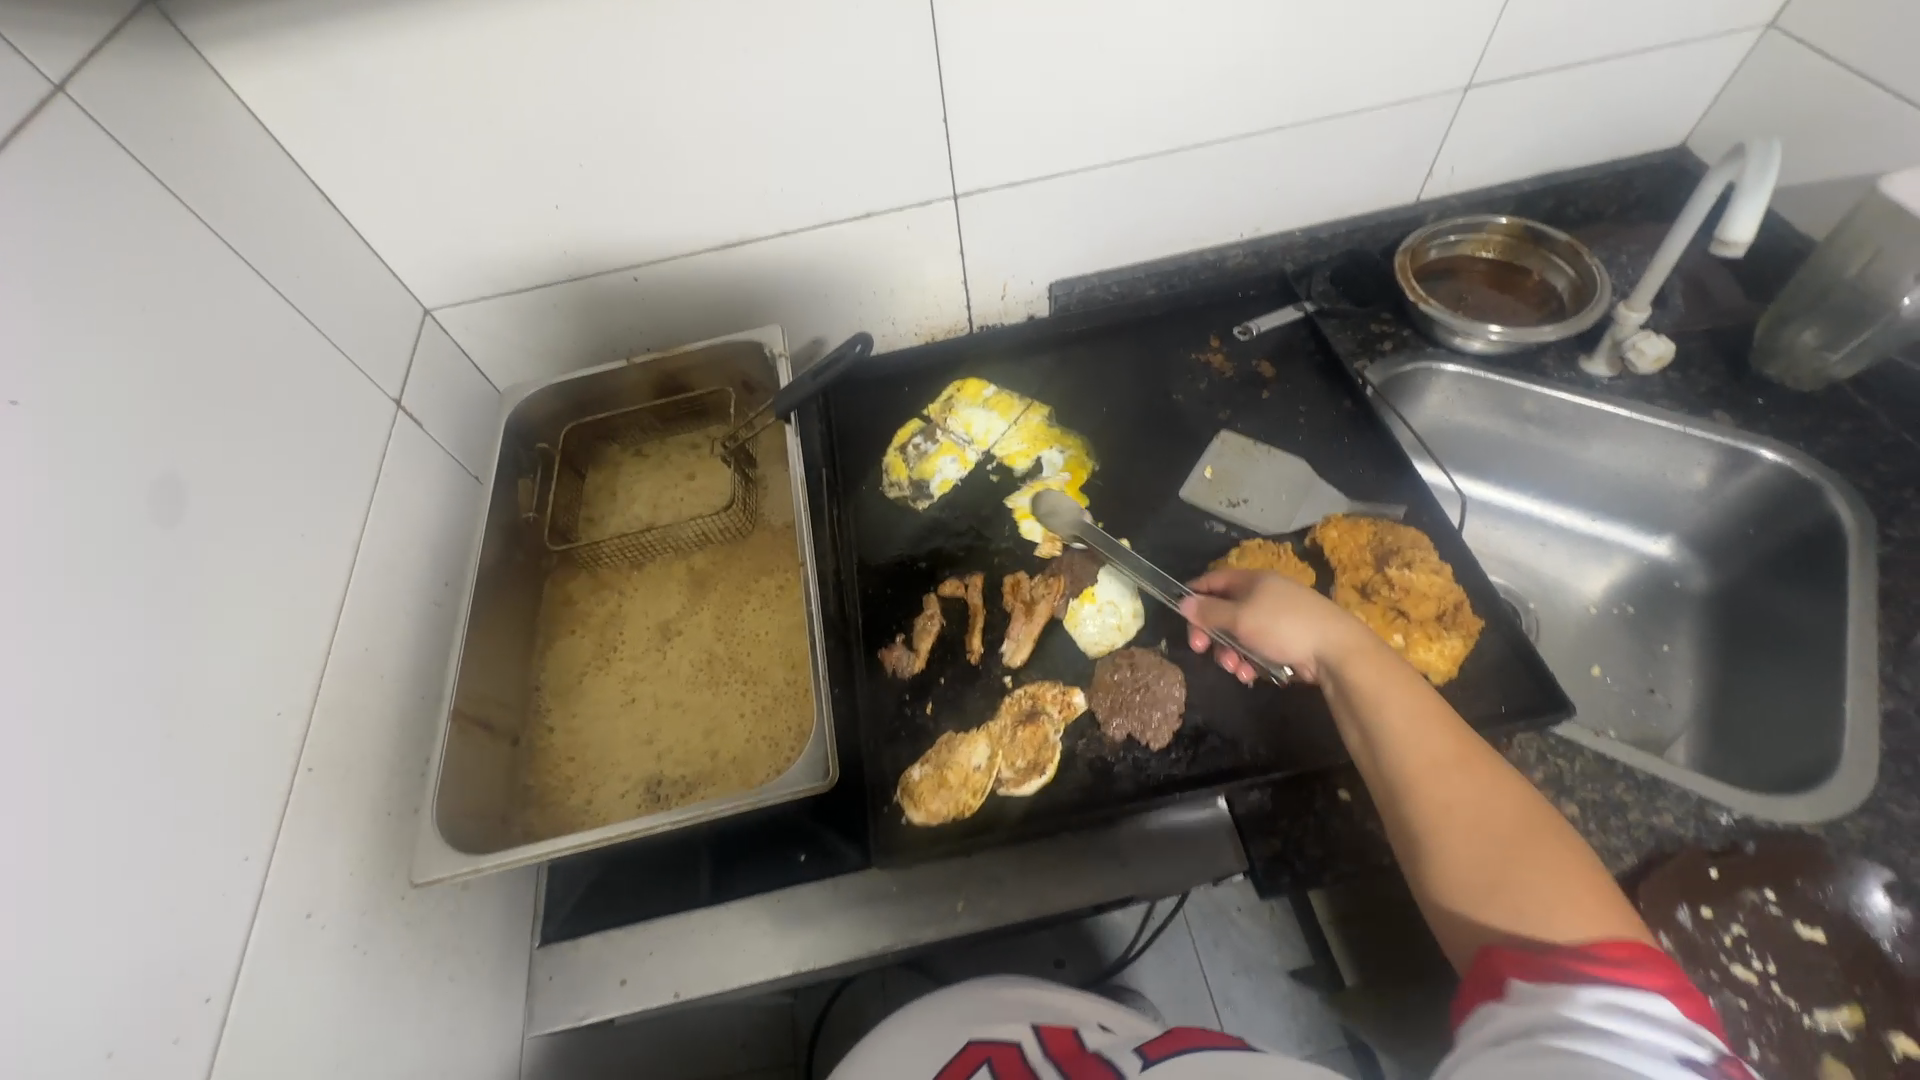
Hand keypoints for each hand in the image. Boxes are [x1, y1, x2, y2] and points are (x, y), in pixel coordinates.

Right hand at [1178, 569, 1371, 684]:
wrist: (1336, 650)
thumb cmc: (1282, 626)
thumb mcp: (1239, 618)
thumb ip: (1209, 612)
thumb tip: (1183, 602)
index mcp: (1252, 581)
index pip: (1213, 581)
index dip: (1195, 596)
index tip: (1182, 617)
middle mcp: (1263, 596)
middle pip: (1223, 612)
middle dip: (1211, 633)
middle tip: (1200, 649)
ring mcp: (1276, 619)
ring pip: (1239, 635)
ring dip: (1230, 653)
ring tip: (1235, 669)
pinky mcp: (1287, 641)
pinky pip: (1257, 648)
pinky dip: (1250, 661)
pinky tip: (1251, 675)